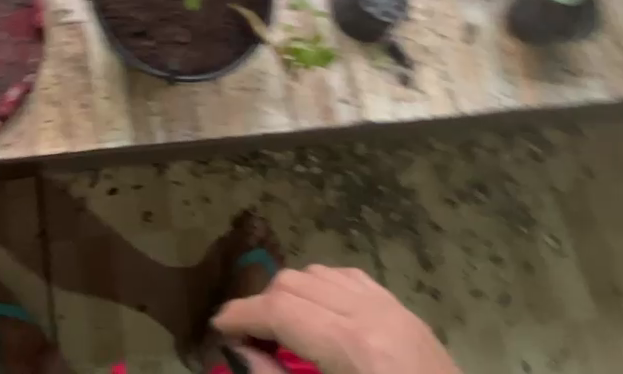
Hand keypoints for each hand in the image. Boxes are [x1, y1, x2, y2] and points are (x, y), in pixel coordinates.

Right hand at [210, 266, 459, 373]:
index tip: (218, 328)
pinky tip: (320, 317)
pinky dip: (322, 288)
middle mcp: (369, 314)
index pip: (278, 310)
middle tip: (249, 338)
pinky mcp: (404, 311)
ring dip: (291, 294)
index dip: (240, 315)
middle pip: (293, 284)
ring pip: (317, 272)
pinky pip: (348, 278)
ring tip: (284, 330)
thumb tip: (240, 350)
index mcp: (352, 347)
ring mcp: (391, 307)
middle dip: (262, 306)